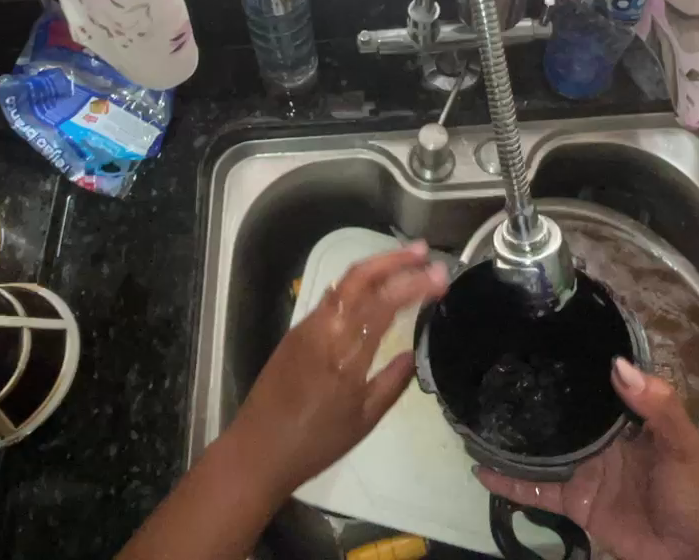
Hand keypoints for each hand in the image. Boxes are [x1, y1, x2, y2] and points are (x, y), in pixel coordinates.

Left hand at [226, 241, 449, 495]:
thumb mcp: (363, 421)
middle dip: (393, 260)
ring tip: (406, 259)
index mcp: (346, 355)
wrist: (258, 448)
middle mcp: (325, 330)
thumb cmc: (315, 443)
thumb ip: (392, 383)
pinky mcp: (297, 329)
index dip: (414, 284)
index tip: (440, 276)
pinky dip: (357, 283)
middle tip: (424, 251)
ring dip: (376, 266)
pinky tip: (374, 285)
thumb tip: (414, 352)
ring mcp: (308, 325)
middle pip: (360, 279)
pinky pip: (332, 297)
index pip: (384, 305)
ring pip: (344, 282)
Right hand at [477, 359, 698, 559]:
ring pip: (541, 448)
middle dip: (531, 394)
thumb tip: (618, 364)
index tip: (537, 337)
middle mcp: (598, 439)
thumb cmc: (692, 495)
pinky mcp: (574, 502)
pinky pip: (537, 490)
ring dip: (513, 437)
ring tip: (479, 415)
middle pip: (559, 412)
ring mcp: (583, 470)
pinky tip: (482, 469)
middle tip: (494, 370)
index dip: (569, 363)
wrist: (691, 557)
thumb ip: (658, 406)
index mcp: (623, 419)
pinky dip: (510, 482)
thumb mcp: (683, 445)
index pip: (592, 384)